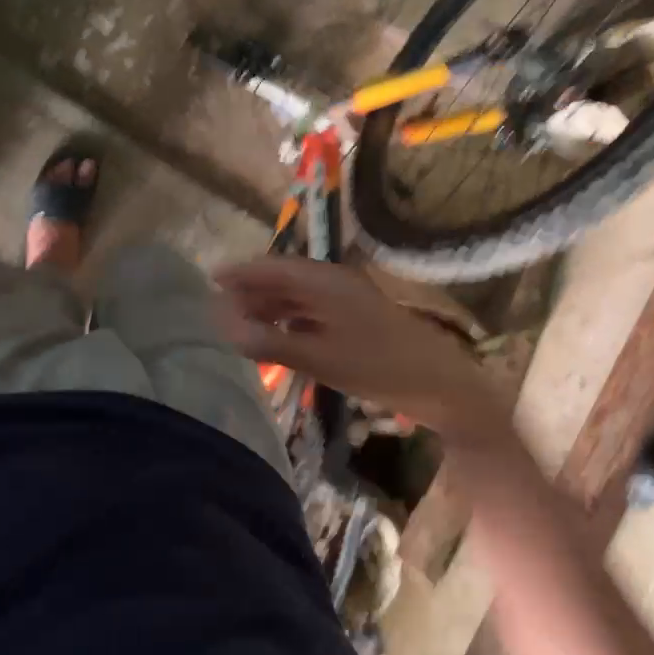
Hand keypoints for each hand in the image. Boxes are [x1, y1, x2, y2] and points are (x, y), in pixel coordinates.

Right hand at [214, 257, 497, 437]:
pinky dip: (288, 321)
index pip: (273, 267)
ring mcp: (347, 301)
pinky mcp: (356, 320)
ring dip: (269, 308)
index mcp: (326, 281)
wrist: (443, 387)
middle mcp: (334, 283)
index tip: (210, 280)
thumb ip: (271, 343)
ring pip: (297, 297)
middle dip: (251, 292)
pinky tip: (276, 339)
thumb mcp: (320, 358)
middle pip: (283, 279)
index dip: (241, 272)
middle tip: (219, 311)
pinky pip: (311, 312)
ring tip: (240, 326)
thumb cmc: (380, 368)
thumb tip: (226, 330)